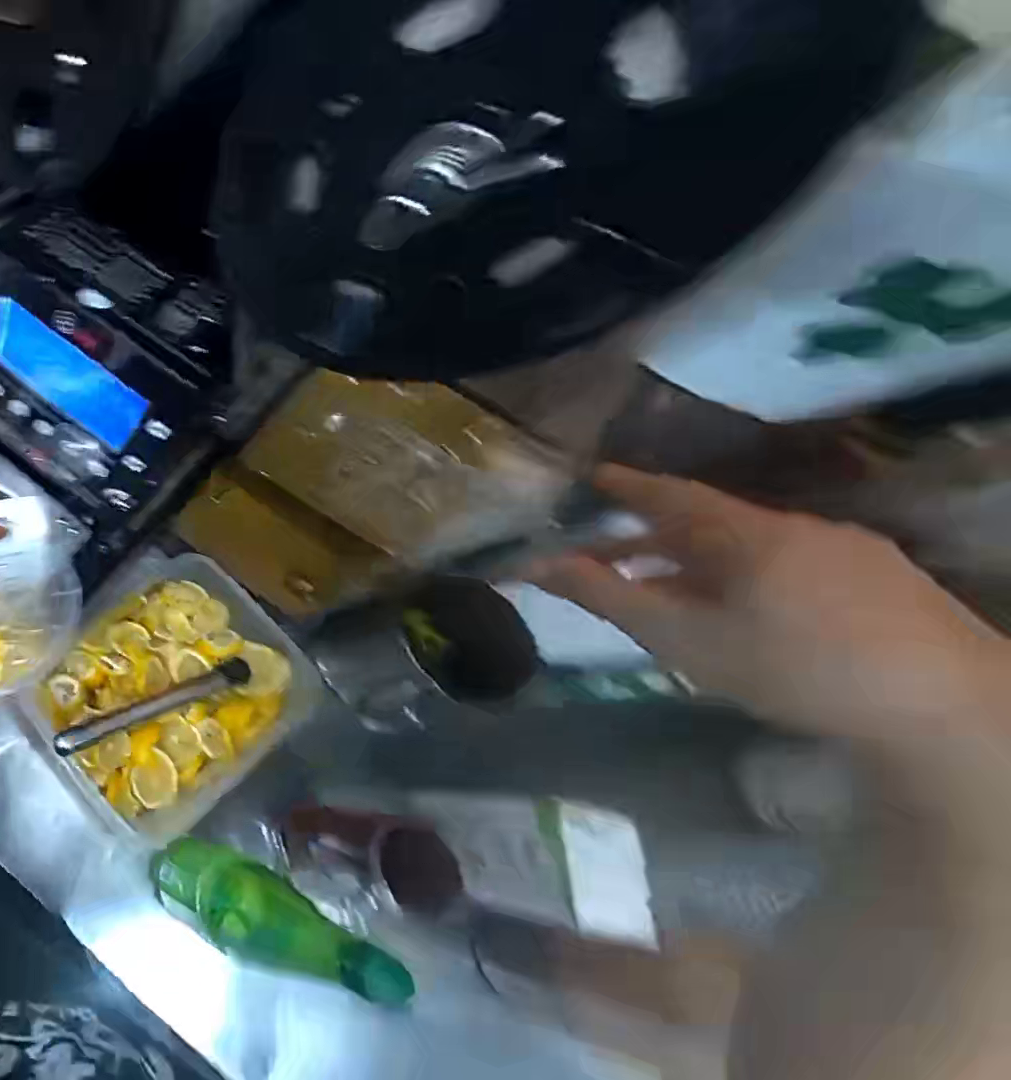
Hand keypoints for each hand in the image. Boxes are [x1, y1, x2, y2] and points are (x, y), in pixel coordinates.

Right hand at [526, 465, 1008, 744]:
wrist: (953, 717)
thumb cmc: (790, 667)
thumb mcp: (677, 634)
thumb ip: (603, 594)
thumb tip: (533, 563)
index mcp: (750, 534)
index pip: (672, 494)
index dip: (626, 485)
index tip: (591, 475)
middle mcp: (801, 530)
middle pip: (706, 524)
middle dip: (649, 539)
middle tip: (605, 558)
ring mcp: (852, 554)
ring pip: (748, 546)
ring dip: (694, 561)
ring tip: (662, 590)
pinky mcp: (886, 583)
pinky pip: (789, 563)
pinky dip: (742, 574)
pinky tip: (737, 608)